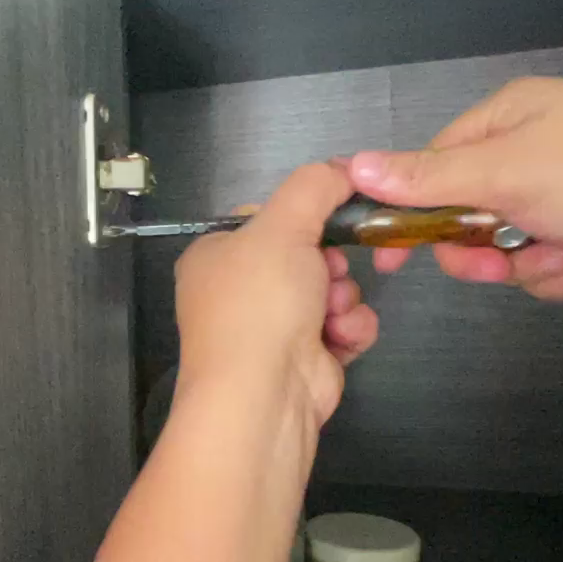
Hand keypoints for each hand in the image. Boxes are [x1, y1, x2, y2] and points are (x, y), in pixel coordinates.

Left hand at [173, 163, 378, 428]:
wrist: (263, 393)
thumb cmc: (258, 303)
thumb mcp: (281, 226)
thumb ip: (313, 186)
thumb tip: (342, 168)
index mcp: (213, 257)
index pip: (263, 219)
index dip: (299, 217)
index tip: (325, 218)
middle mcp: (235, 292)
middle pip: (305, 253)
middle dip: (330, 263)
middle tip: (327, 274)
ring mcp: (269, 328)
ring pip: (332, 289)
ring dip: (344, 297)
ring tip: (330, 314)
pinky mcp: (303, 358)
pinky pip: (342, 326)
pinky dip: (349, 330)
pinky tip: (338, 339)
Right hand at [346, 78, 562, 299]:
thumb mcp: (505, 171)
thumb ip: (425, 177)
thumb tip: (349, 166)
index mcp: (507, 118)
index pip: (429, 166)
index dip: (408, 213)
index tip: (392, 258)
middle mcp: (529, 149)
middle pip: (460, 214)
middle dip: (478, 249)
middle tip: (497, 262)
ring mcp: (560, 190)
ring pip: (499, 247)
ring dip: (525, 264)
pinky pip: (539, 262)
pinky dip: (558, 271)